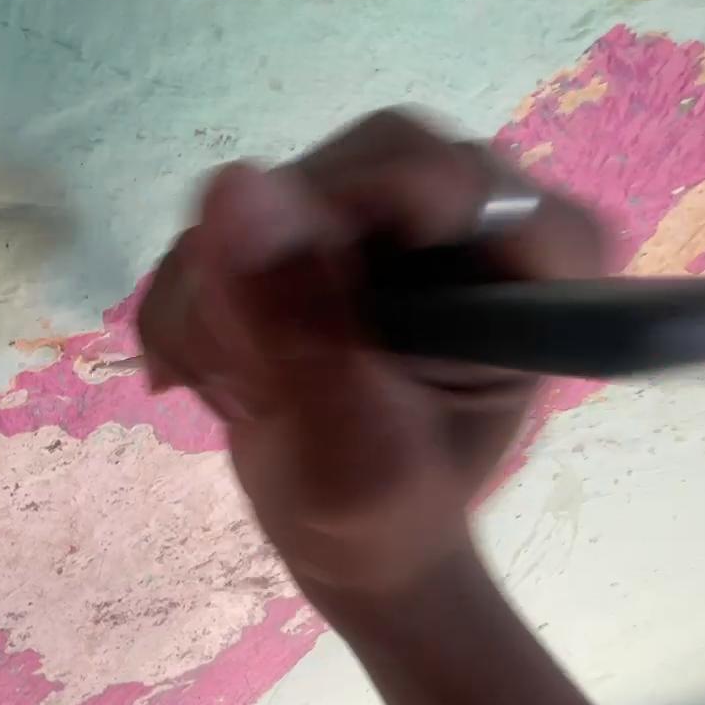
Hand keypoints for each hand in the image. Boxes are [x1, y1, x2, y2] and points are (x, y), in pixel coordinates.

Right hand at [139, 111, 602, 613]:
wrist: (347, 535)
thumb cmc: (380, 514)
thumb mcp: (350, 448)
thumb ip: (300, 325)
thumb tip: (231, 185)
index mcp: (523, 252)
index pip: (415, 168)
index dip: (318, 239)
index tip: (267, 344)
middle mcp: (450, 211)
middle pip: (315, 177)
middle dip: (251, 288)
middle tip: (250, 383)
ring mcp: (362, 217)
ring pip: (239, 206)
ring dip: (207, 312)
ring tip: (240, 395)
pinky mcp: (292, 234)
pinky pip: (202, 237)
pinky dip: (182, 315)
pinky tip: (214, 374)